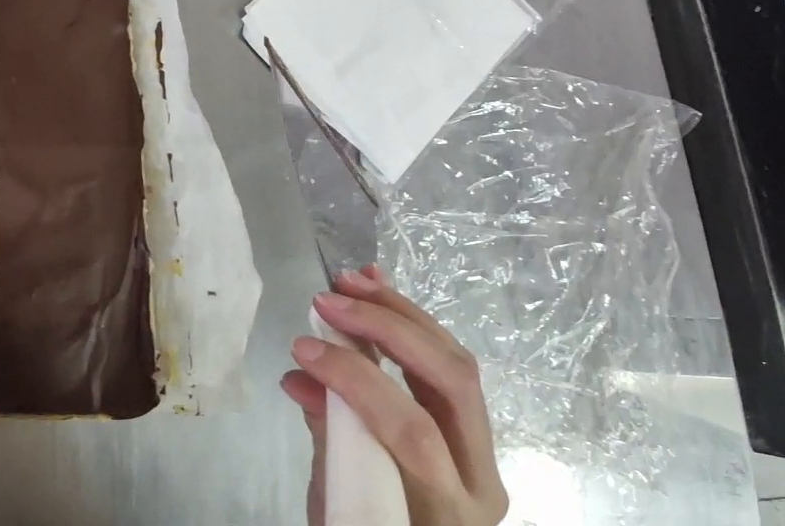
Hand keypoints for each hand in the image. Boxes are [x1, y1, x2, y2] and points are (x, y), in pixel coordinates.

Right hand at [280, 266, 508, 525]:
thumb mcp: (340, 507)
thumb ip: (329, 440)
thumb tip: (300, 377)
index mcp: (448, 508)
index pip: (411, 428)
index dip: (354, 377)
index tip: (300, 347)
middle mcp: (481, 475)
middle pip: (450, 381)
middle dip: (385, 328)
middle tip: (327, 299)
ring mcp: (483, 450)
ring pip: (457, 363)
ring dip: (398, 313)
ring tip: (349, 280)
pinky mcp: (471, 429)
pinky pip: (448, 365)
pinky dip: (409, 323)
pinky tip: (377, 293)